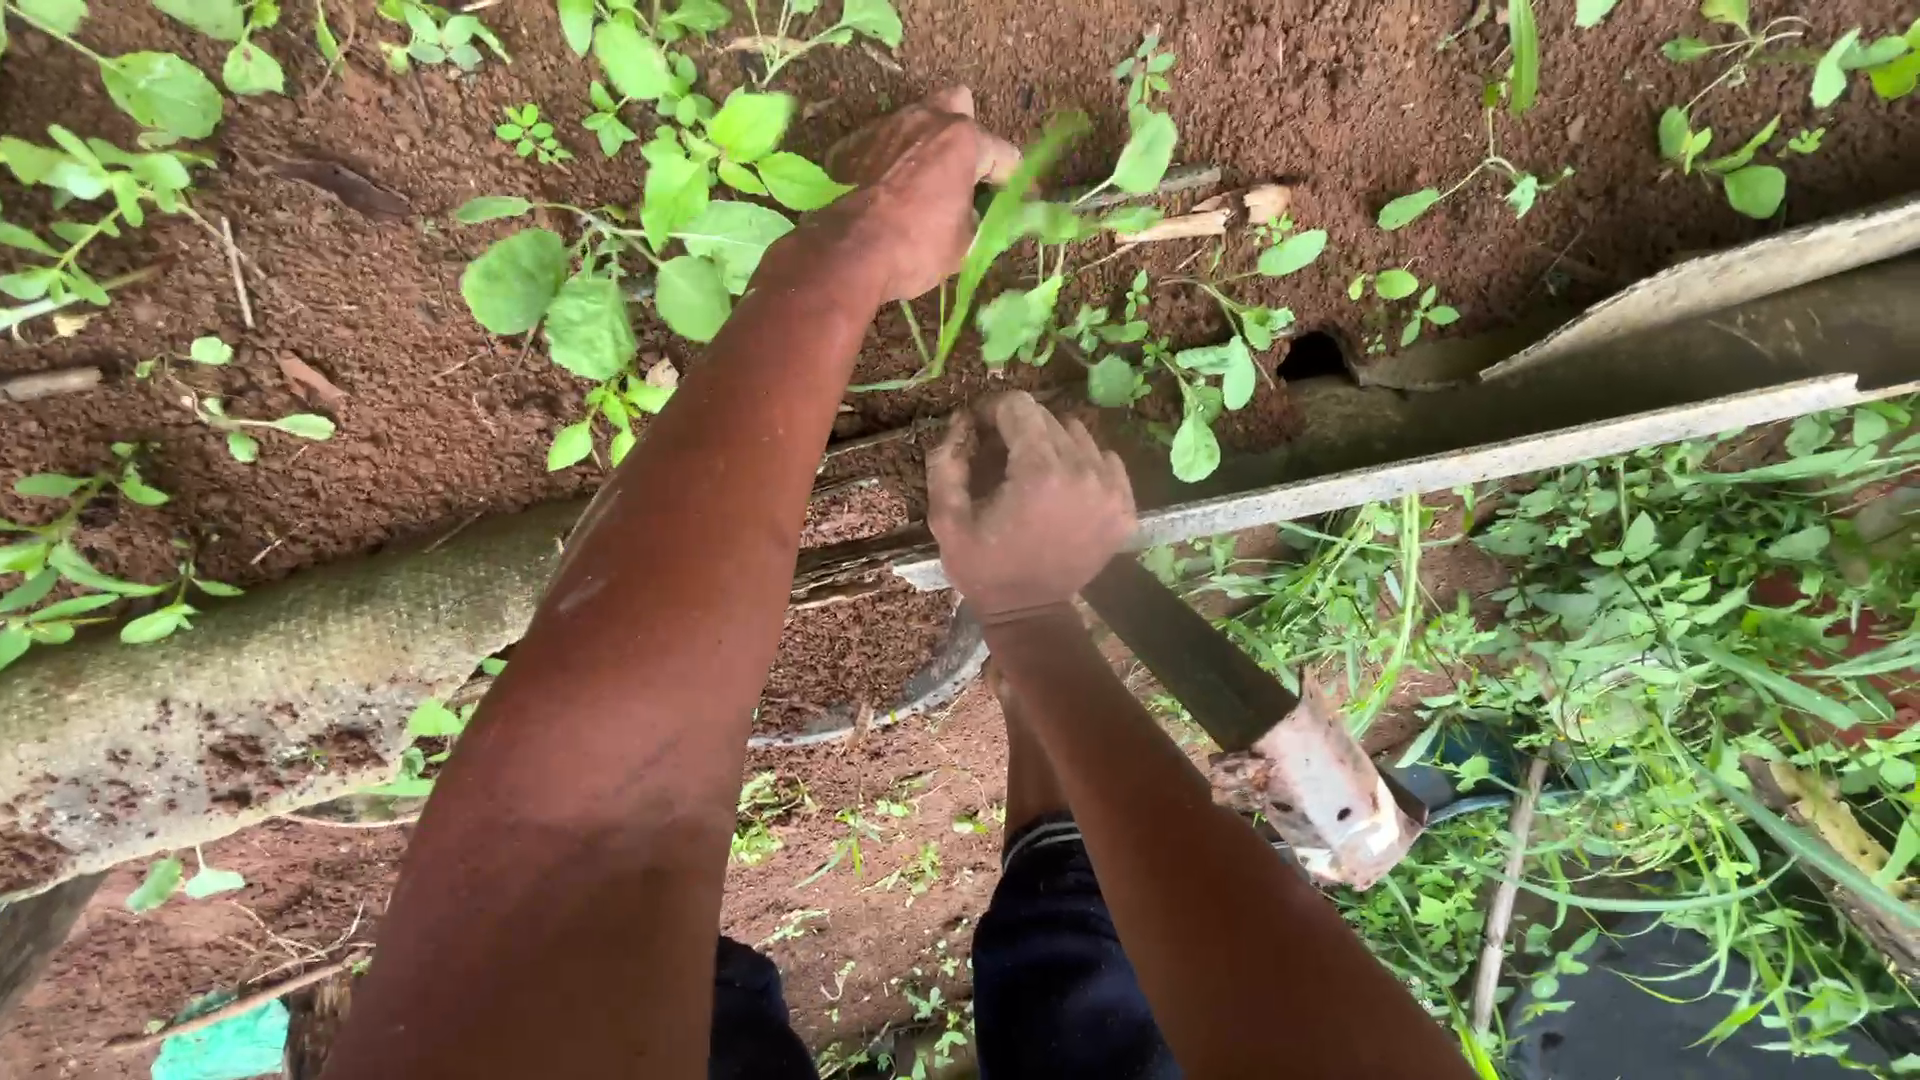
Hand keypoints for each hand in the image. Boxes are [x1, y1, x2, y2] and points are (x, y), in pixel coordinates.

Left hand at [820, 87, 1019, 301]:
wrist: (850, 251)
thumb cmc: (917, 246)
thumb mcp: (965, 243)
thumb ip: (980, 221)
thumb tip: (982, 217)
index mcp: (964, 139)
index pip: (1005, 156)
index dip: (1018, 183)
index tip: (1024, 202)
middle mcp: (927, 119)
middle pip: (959, 107)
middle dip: (968, 136)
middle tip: (966, 175)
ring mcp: (887, 127)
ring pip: (918, 121)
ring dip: (928, 147)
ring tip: (927, 185)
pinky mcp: (855, 144)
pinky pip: (885, 144)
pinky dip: (894, 163)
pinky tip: (892, 193)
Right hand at [927, 391, 1136, 622]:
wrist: (1030, 613)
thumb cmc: (984, 568)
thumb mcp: (945, 521)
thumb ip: (946, 462)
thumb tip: (963, 422)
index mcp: (1039, 471)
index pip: (1018, 406)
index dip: (992, 413)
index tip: (980, 433)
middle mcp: (1083, 471)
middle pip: (1048, 418)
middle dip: (1019, 430)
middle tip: (1000, 460)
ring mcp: (1111, 489)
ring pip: (1078, 434)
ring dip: (1051, 444)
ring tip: (1032, 475)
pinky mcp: (1126, 506)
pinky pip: (1105, 460)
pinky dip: (1082, 464)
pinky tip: (1062, 490)